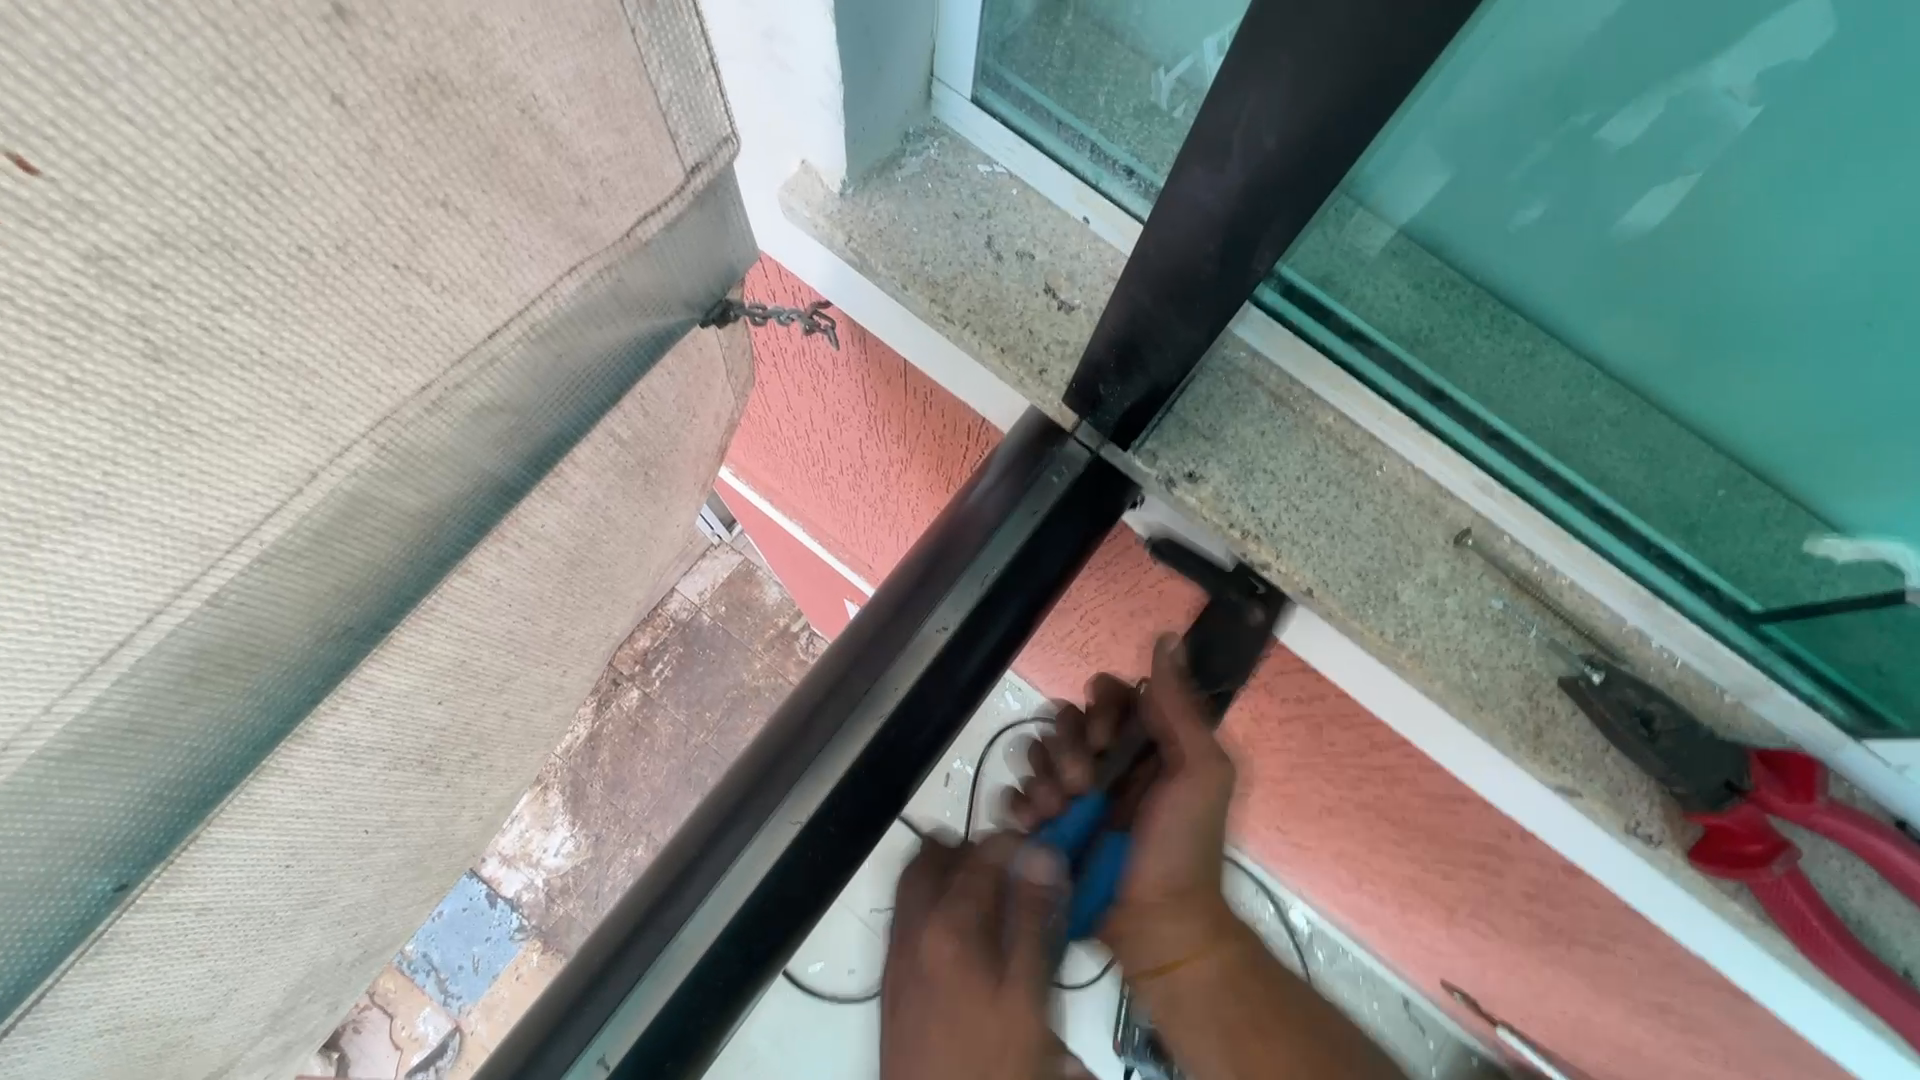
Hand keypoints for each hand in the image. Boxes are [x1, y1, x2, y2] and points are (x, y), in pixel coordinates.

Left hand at [880, 833, 1082, 1079]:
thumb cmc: (993, 1060)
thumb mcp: (1028, 994)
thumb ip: (1033, 919)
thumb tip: (1043, 853)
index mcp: (950, 923)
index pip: (981, 853)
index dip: (1014, 845)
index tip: (1041, 855)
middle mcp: (912, 925)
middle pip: (933, 856)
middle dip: (972, 851)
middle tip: (1010, 870)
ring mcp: (896, 950)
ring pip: (914, 881)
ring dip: (947, 873)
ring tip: (990, 896)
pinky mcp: (890, 977)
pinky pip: (906, 914)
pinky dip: (931, 902)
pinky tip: (964, 933)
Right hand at [1006, 634, 1240, 969]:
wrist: (1155, 926)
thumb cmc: (1183, 846)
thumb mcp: (1199, 771)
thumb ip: (1179, 705)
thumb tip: (1168, 637)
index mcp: (1143, 742)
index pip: (1106, 695)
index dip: (1099, 708)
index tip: (1106, 738)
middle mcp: (1104, 759)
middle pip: (1064, 720)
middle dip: (1068, 749)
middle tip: (1084, 787)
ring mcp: (1071, 793)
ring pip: (1035, 753)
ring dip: (1044, 778)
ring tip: (1059, 813)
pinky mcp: (1045, 825)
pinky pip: (1016, 794)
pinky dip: (1021, 805)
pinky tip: (1037, 827)